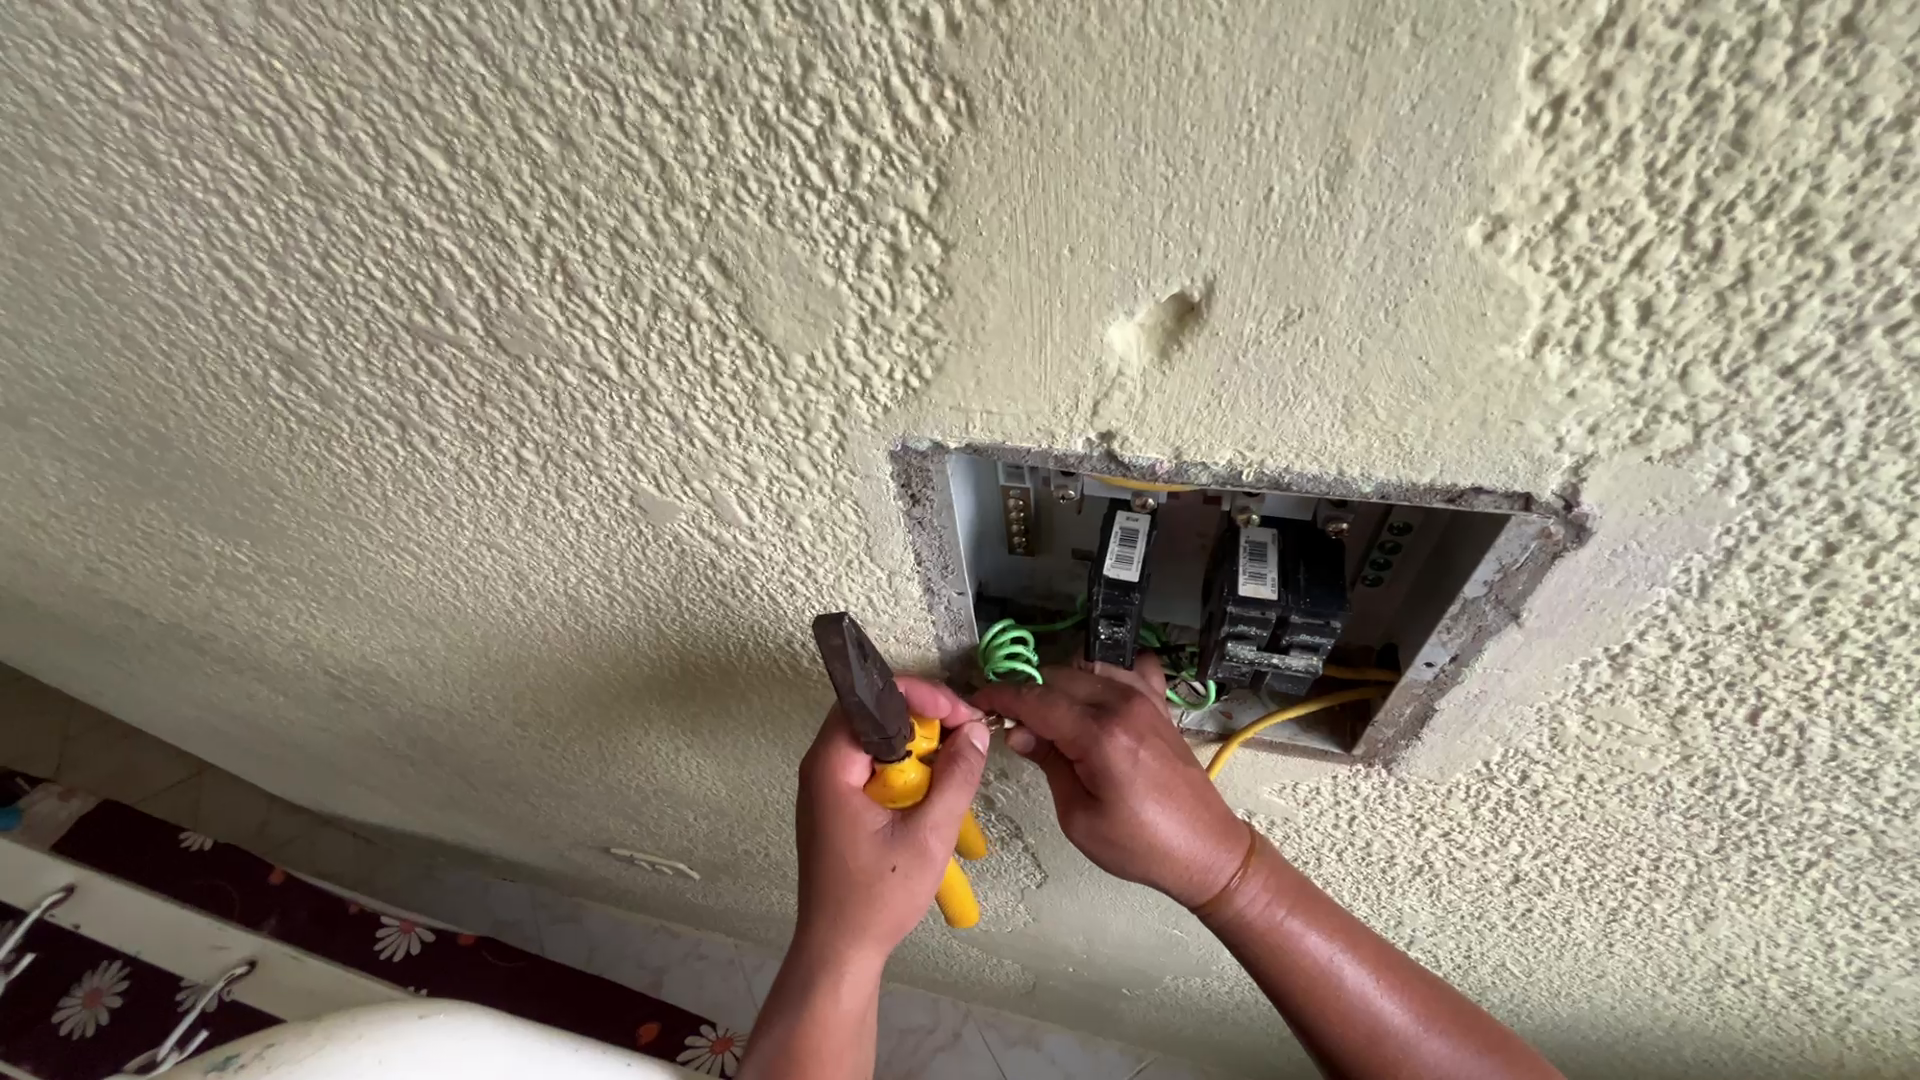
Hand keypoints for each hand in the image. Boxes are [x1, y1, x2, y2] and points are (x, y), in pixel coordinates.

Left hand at [793, 677, 989, 963]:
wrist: (839, 951)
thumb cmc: (877, 897)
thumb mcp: (928, 837)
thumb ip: (955, 779)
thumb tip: (975, 732)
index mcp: (831, 765)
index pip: (872, 700)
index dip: (918, 695)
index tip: (958, 713)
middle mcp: (822, 765)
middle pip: (873, 712)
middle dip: (923, 713)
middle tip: (965, 728)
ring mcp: (828, 783)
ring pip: (876, 736)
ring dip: (918, 738)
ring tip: (958, 750)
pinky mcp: (839, 800)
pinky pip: (874, 761)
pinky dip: (907, 761)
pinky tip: (936, 778)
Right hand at [972, 654, 1247, 907]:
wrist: (1205, 850)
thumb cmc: (1139, 845)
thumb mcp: (1078, 816)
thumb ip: (1048, 762)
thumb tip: (1016, 731)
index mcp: (1099, 734)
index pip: (1035, 699)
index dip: (1000, 697)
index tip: (975, 702)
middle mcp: (1121, 703)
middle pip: (1056, 676)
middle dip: (1026, 692)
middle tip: (1009, 721)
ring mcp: (1145, 698)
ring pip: (1085, 665)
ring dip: (1059, 682)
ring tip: (1047, 713)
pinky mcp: (1159, 703)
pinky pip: (1126, 667)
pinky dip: (1102, 672)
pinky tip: (1093, 695)